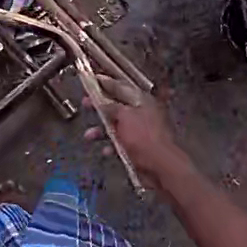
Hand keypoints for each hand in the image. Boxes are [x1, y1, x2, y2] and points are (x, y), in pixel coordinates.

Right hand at [84, 77, 192, 193]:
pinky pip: (122, 143)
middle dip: (100, 106)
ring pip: (117, 125)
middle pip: (117, 105)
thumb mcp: (124, 116)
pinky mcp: (139, 147)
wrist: (161, 167)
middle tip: (85, 103)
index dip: (105, 82)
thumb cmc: (143, 137)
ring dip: (102, 130)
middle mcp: (142, 112)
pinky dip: (112, 145)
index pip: (120, 86)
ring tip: (89, 135)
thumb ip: (110, 106)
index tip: (92, 79)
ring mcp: (141, 130)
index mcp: (141, 100)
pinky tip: (106, 150)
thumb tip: (102, 101)